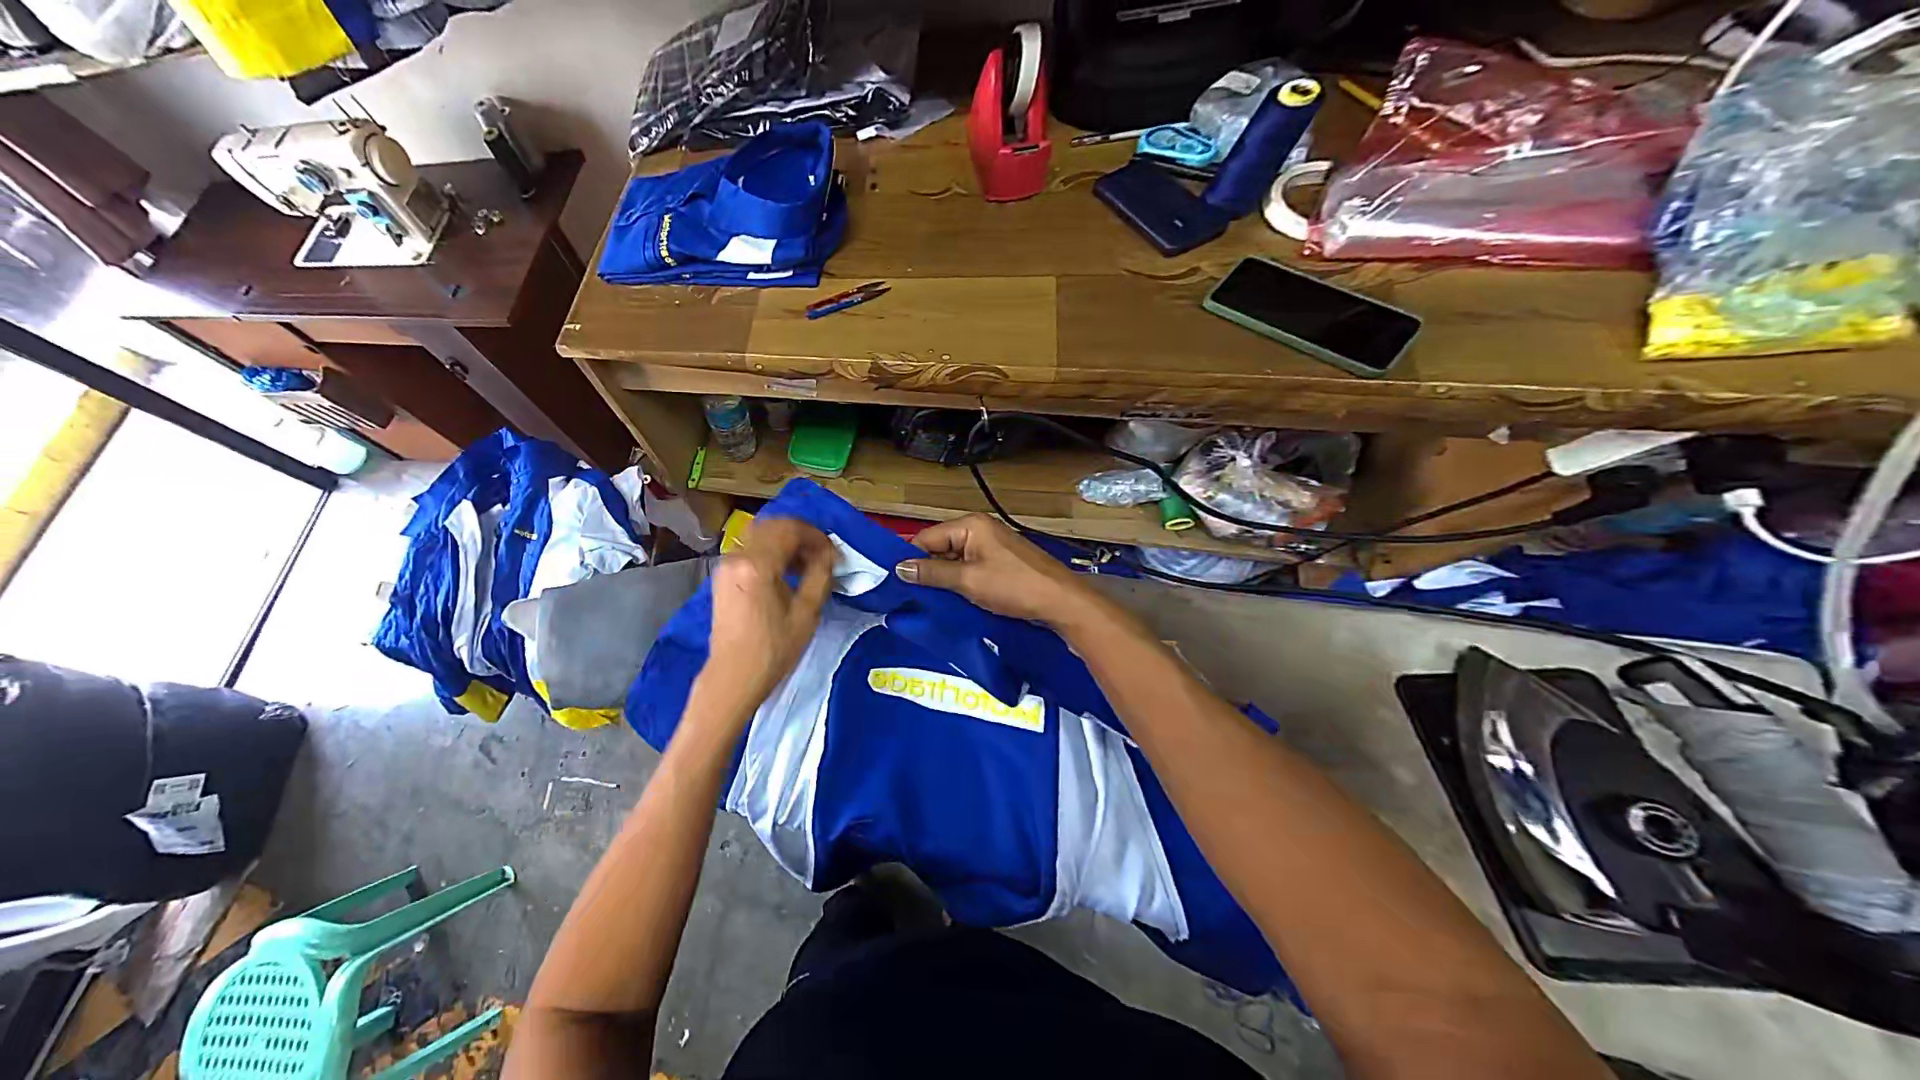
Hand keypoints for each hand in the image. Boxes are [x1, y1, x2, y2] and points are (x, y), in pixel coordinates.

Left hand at [695, 516, 835, 718]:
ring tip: (807, 564)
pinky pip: (751, 550)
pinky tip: (786, 572)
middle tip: (823, 554)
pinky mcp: (723, 575)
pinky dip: (772, 551)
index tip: (834, 554)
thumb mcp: (806, 613)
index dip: (817, 537)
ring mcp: (726, 565)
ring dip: (787, 542)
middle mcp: (738, 556)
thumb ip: (820, 575)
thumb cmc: (773, 649)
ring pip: (761, 535)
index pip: (791, 530)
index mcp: (758, 564)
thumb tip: (827, 555)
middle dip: (802, 535)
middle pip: (774, 526)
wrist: (733, 676)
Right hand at [895, 514, 1100, 627]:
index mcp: (971, 525)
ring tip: (932, 600)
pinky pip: (970, 569)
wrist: (1060, 602)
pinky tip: (955, 600)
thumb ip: (932, 573)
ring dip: (945, 579)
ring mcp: (992, 546)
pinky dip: (961, 583)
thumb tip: (900, 568)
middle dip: (928, 570)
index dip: (910, 559)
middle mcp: (980, 530)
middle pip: (940, 548)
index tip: (895, 582)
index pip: (927, 537)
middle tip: (911, 596)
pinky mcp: (1001, 563)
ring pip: (955, 561)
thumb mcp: (968, 581)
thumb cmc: (1016, 587)